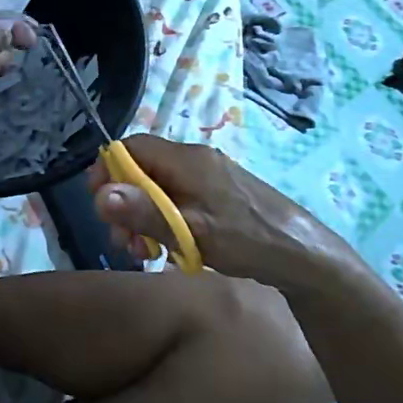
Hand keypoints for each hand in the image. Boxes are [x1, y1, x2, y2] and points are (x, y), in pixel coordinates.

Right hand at [87, 133, 359, 289]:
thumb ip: (145, 212)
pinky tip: (170, 249)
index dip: (108, 171)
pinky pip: (178, 199)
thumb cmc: (247, 240)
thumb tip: (99, 195)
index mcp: (187, 160)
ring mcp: (209, 177)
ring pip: (159, 188)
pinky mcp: (219, 195)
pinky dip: (166, 221)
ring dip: (143, 217)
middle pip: (142, 170)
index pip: (131, 147)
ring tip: (146, 252)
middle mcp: (195, 161)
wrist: (304, 256)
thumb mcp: (192, 231)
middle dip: (125, 203)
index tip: (100, 205)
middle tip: (126, 242)